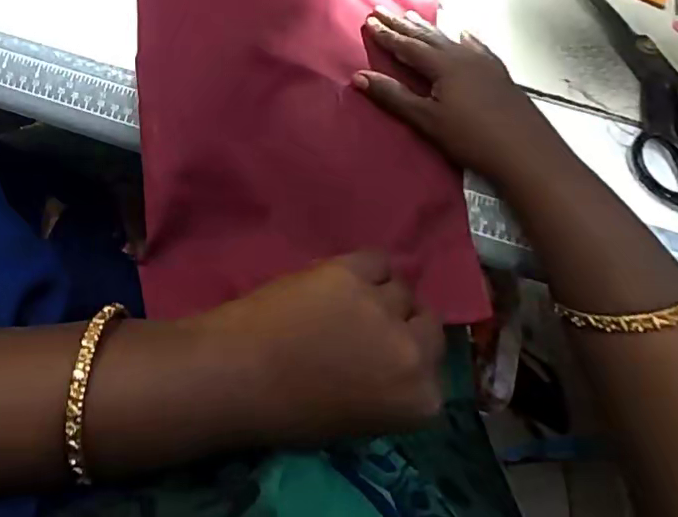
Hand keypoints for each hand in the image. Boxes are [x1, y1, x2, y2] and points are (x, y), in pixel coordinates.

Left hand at [186, 253, 443, 446]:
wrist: (243, 372)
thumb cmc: (292, 410)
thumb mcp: (362, 418)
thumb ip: (391, 388)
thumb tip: (394, 358)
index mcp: (422, 401)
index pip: (434, 367)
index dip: (410, 356)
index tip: (387, 352)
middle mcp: (413, 352)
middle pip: (426, 322)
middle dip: (404, 323)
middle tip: (372, 322)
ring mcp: (382, 307)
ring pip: (402, 288)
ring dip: (383, 293)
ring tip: (353, 297)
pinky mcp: (349, 271)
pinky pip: (376, 258)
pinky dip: (367, 265)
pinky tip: (346, 274)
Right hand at [352, 8, 572, 183]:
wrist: (529, 154)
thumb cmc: (472, 138)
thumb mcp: (426, 119)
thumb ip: (393, 96)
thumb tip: (359, 76)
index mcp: (443, 65)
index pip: (407, 45)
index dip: (386, 33)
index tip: (369, 20)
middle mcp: (463, 57)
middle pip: (426, 36)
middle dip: (402, 24)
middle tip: (383, 10)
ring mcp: (484, 64)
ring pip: (449, 38)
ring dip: (428, 28)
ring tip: (412, 16)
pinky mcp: (499, 74)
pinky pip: (476, 46)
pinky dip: (464, 37)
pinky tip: (464, 33)